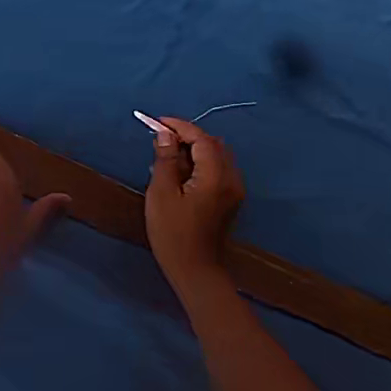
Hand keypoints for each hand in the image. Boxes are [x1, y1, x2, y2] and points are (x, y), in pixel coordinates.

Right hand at [145, 117, 244, 284]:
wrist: (194, 268)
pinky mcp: (230, 199)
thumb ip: (166, 160)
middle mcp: (231, 179)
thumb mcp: (161, 193)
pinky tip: (180, 171)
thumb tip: (166, 134)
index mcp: (216, 176)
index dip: (179, 127)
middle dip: (188, 136)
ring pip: (217, 156)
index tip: (157, 122)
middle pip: (213, 145)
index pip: (202, 139)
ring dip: (194, 149)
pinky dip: (200, 162)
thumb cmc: (172, 232)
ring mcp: (234, 190)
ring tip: (167, 155)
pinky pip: (218, 170)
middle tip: (160, 138)